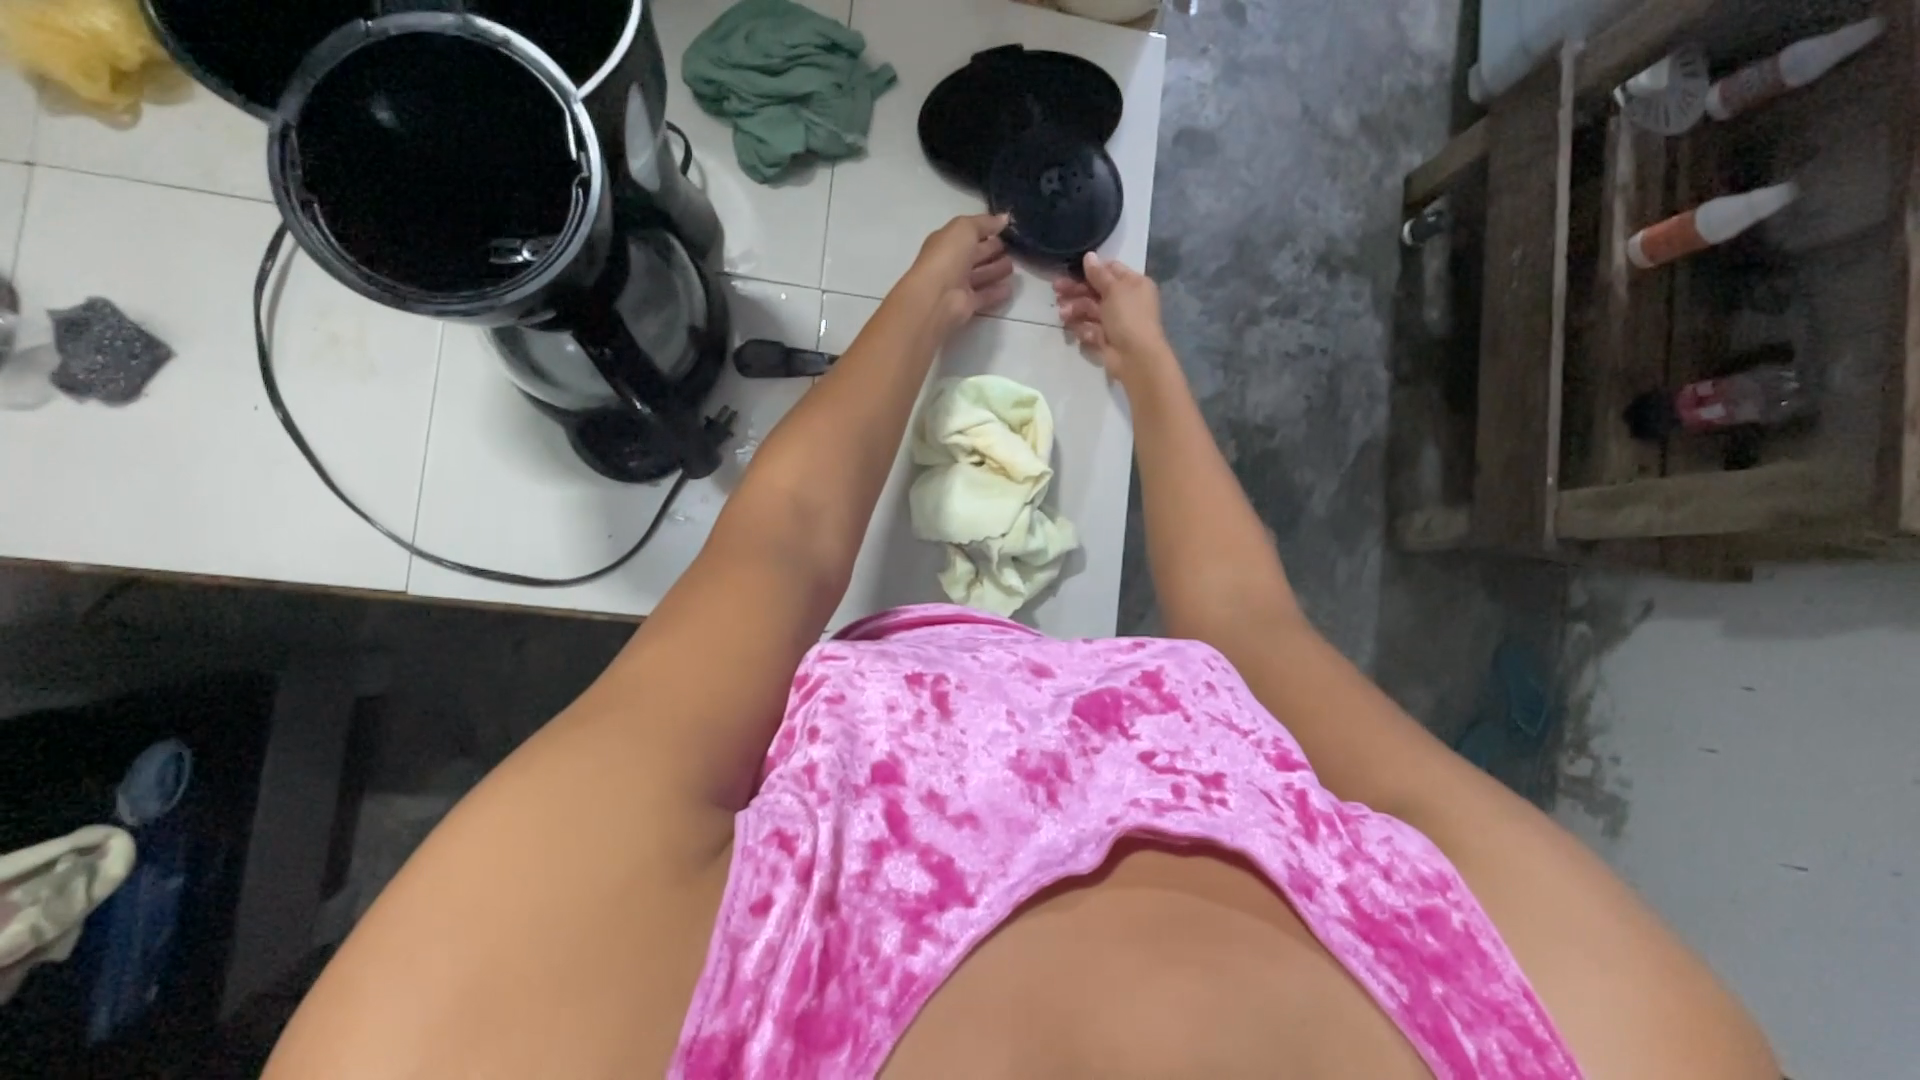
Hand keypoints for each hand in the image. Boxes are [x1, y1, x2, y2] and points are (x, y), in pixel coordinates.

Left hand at [903, 214, 1015, 336]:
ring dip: (996, 270)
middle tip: (1012, 247)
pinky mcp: (967, 304)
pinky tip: (1010, 288)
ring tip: (1013, 267)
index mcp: (947, 242)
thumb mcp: (965, 228)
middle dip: (992, 250)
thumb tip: (1005, 218)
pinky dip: (996, 292)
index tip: (1005, 228)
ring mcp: (959, 284)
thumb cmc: (947, 256)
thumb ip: (985, 222)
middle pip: (976, 254)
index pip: (969, 234)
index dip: (985, 230)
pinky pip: (985, 296)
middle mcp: (952, 262)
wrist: (936, 297)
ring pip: (981, 275)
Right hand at [1055, 254, 1171, 382]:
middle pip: (1096, 291)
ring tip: (1063, 314)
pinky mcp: (1107, 339)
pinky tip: (1079, 332)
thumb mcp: (1114, 289)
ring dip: (1076, 310)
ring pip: (1091, 310)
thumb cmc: (1129, 316)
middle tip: (1056, 290)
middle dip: (1076, 290)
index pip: (1110, 270)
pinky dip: (1084, 329)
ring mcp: (1116, 321)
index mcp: (1133, 284)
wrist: (1136, 357)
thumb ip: (1099, 274)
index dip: (1091, 270)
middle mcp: (1125, 300)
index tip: (1071, 270)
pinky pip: (1091, 329)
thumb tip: (1088, 256)